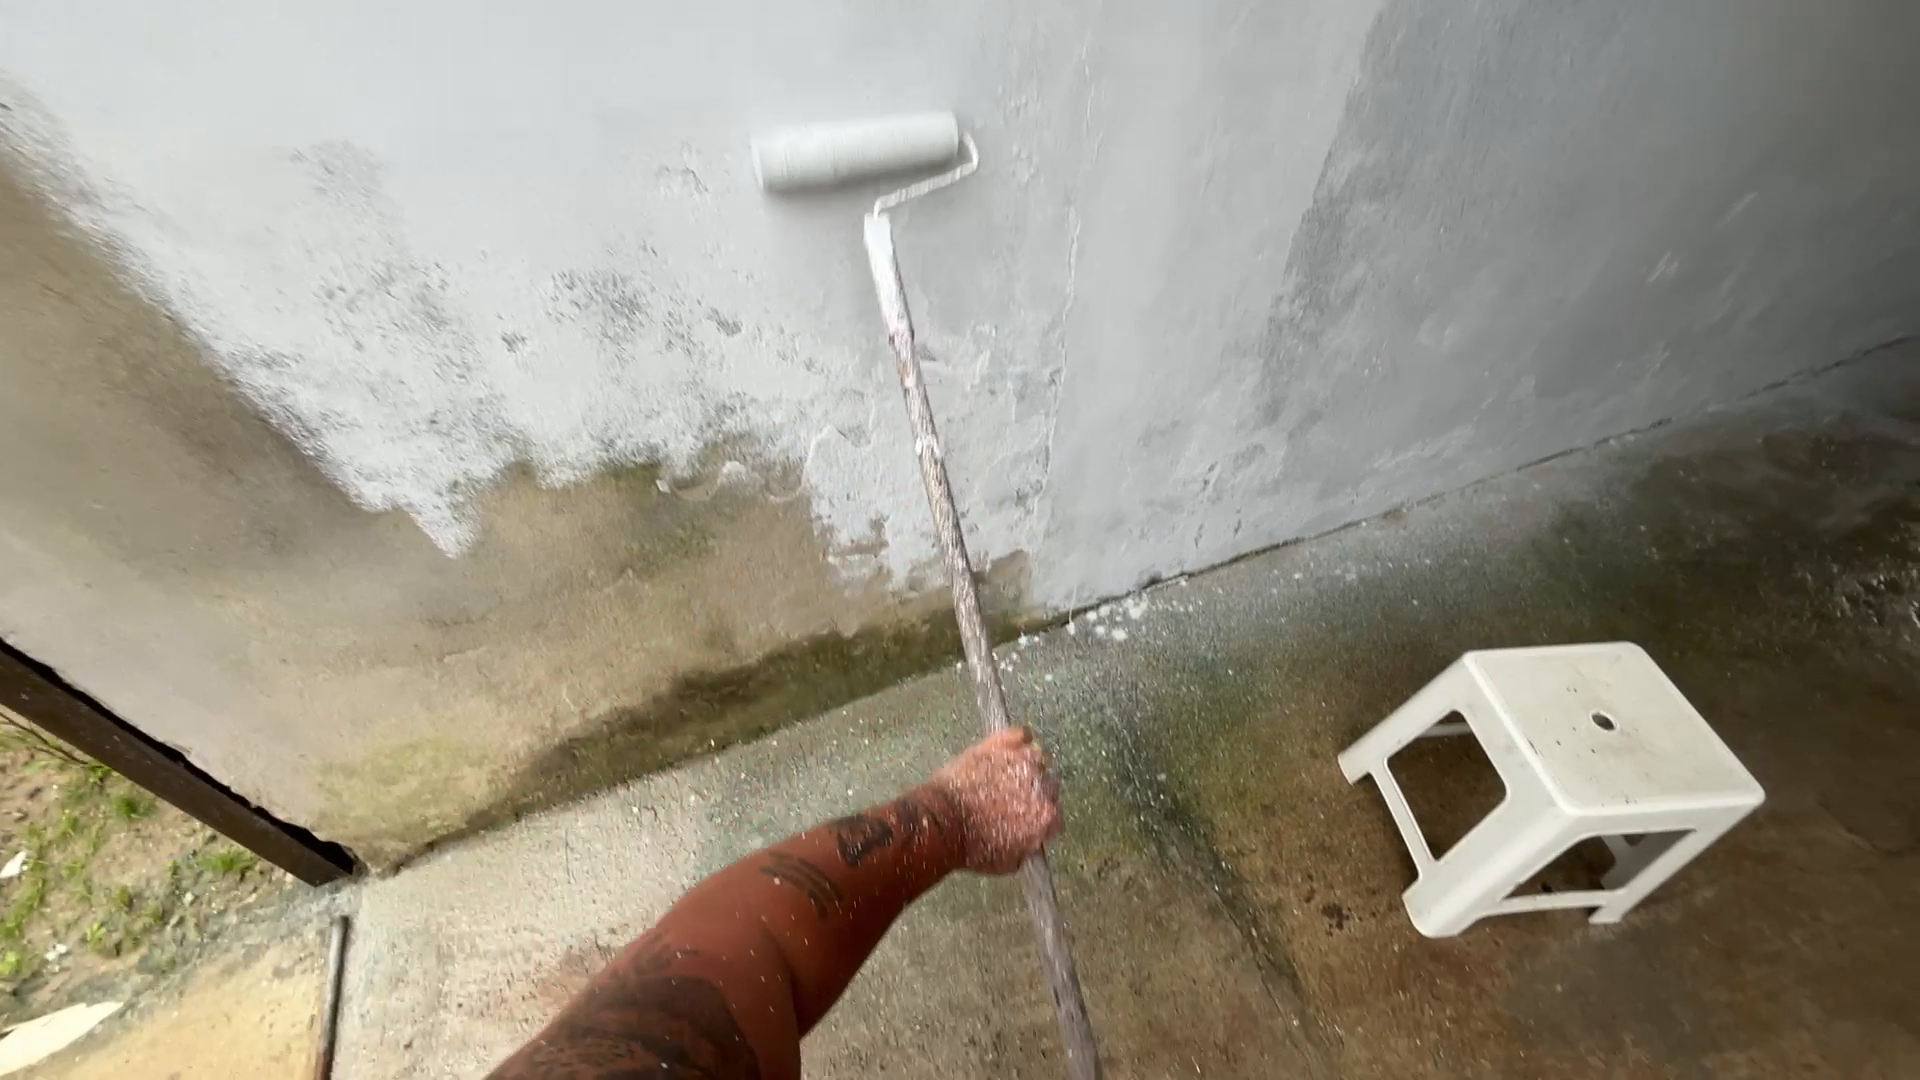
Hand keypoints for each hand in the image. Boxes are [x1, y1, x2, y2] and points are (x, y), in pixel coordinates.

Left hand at [927, 727, 1062, 874]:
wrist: (943, 821)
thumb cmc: (972, 847)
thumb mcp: (1007, 863)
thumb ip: (1027, 848)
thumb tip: (1030, 841)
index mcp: (1045, 817)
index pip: (1055, 816)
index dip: (1040, 818)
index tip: (1027, 817)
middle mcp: (1041, 786)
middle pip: (1049, 784)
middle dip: (1035, 791)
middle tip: (1013, 795)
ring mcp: (1022, 760)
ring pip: (1036, 756)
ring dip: (1026, 764)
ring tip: (1007, 770)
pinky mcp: (1002, 744)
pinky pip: (1020, 734)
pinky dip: (1016, 739)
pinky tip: (1006, 747)